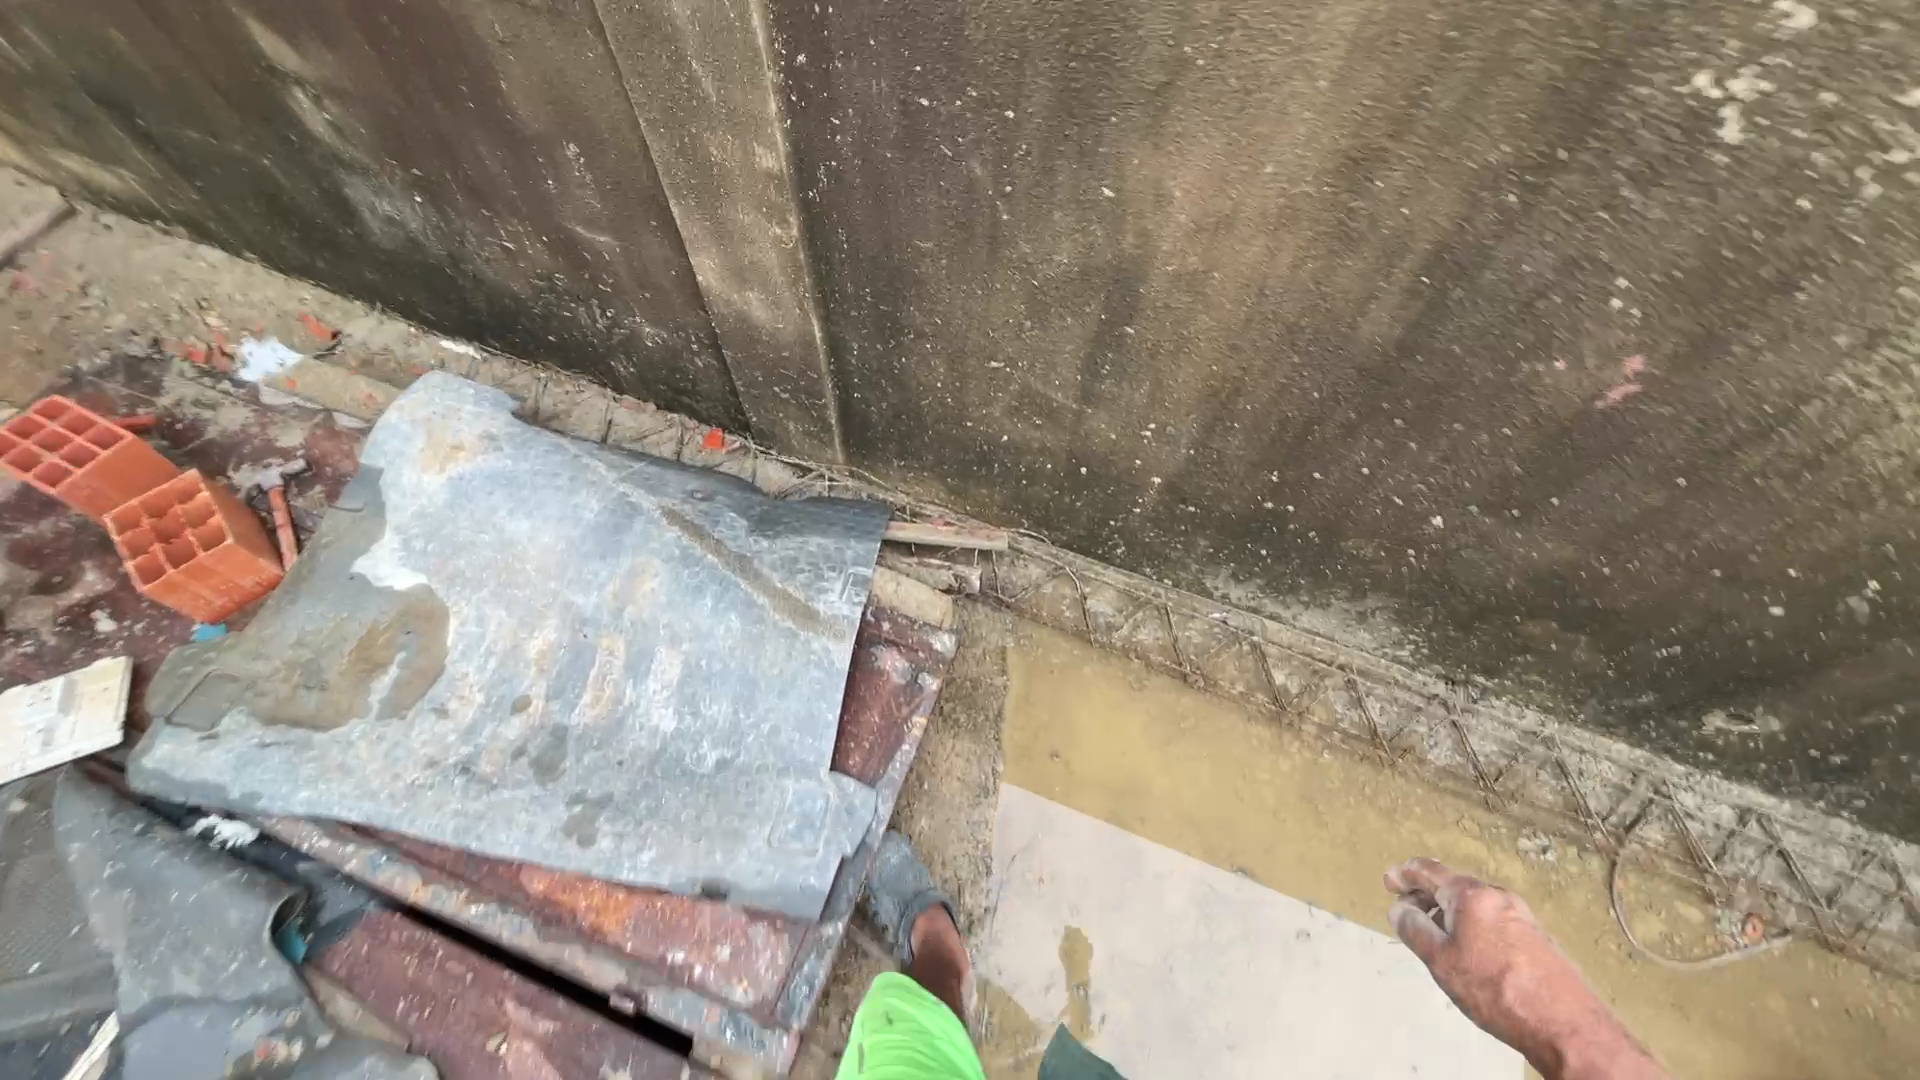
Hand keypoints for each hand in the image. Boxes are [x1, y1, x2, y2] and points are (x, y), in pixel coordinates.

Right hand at [1384, 857, 1666, 1079]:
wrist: (1570, 1030)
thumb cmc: (1495, 989)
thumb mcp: (1439, 959)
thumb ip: (1412, 927)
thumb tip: (1400, 909)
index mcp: (1471, 894)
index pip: (1428, 870)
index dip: (1403, 874)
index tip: (1389, 882)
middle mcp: (1498, 896)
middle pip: (1453, 885)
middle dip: (1426, 895)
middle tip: (1408, 911)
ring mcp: (1523, 917)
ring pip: (1475, 904)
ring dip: (1450, 912)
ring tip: (1436, 934)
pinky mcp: (1539, 939)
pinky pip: (1494, 920)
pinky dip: (1472, 925)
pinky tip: (1471, 951)